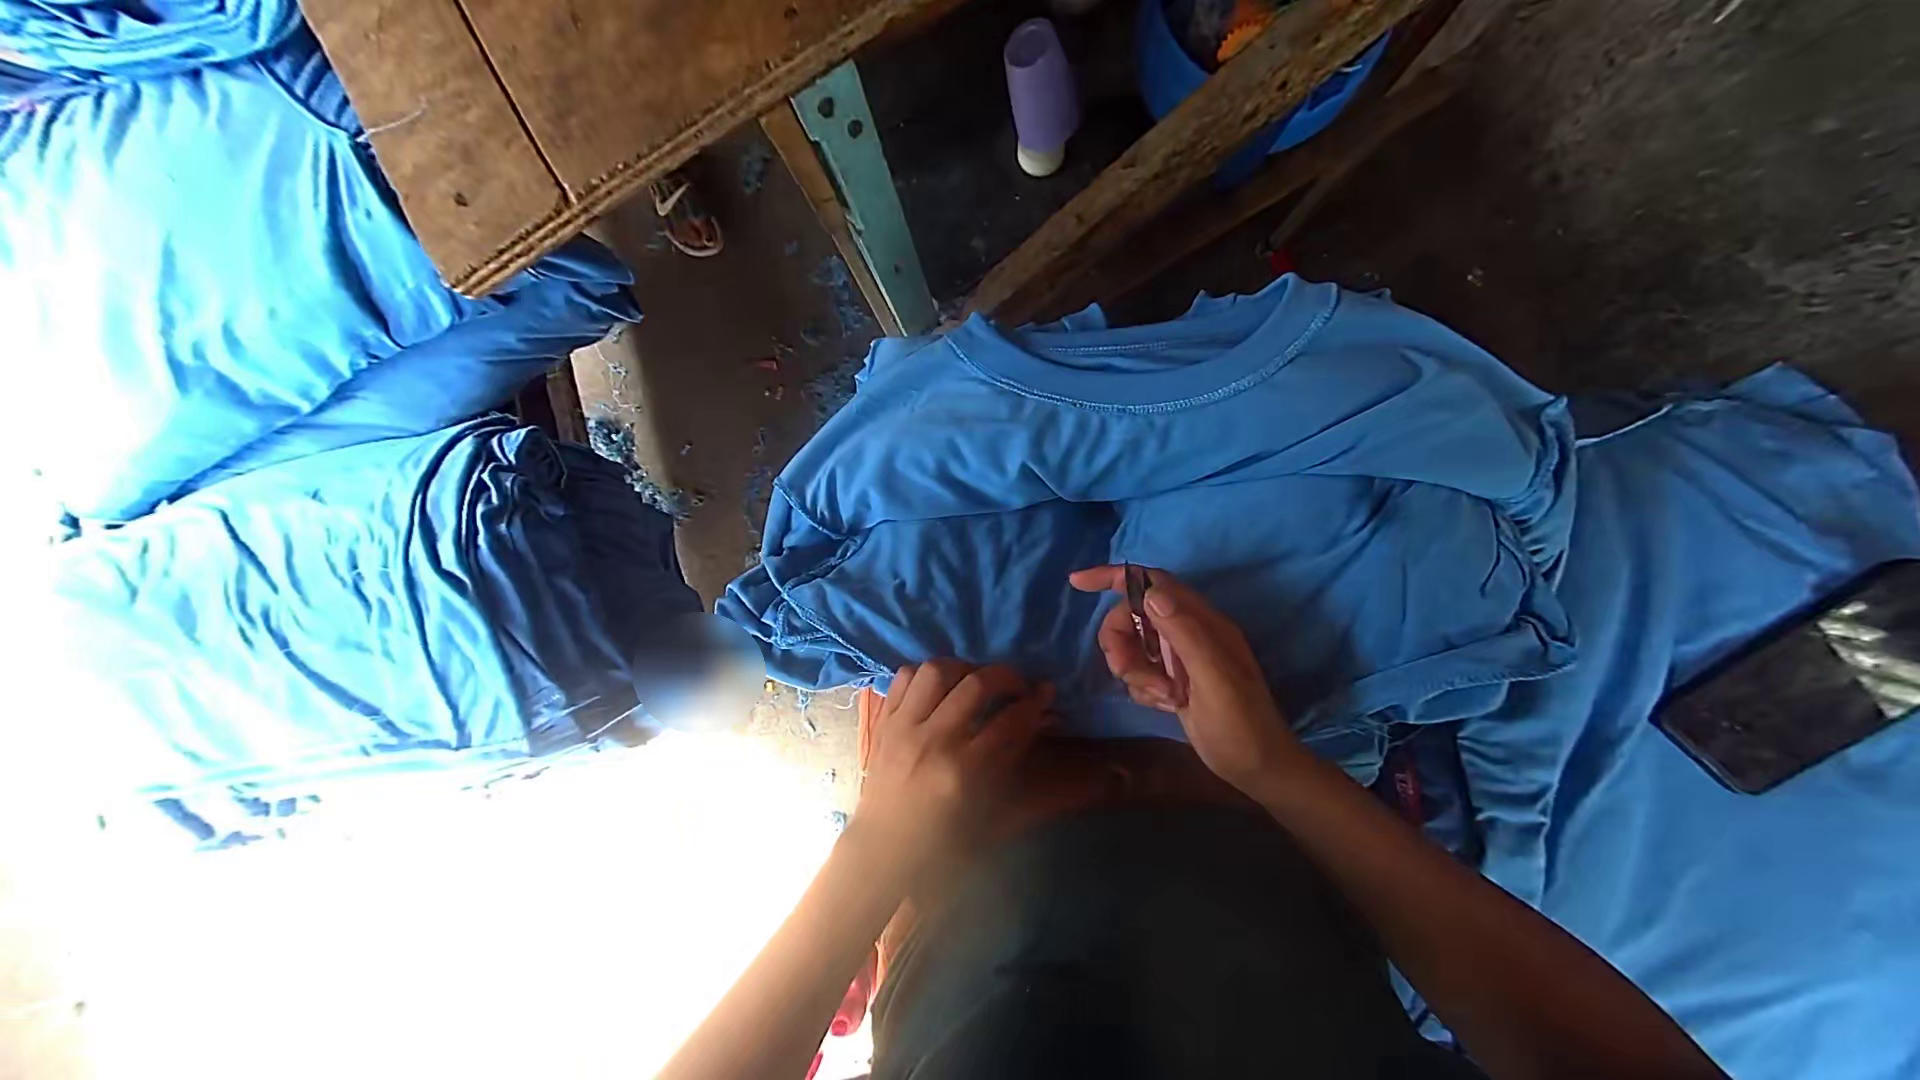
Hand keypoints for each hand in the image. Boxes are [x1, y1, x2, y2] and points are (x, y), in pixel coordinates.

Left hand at [852, 661, 1053, 869]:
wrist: (884, 853)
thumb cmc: (945, 844)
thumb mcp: (994, 813)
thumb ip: (1019, 762)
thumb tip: (1045, 719)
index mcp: (965, 772)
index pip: (1011, 721)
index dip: (1036, 702)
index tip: (1046, 693)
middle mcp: (933, 741)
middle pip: (977, 684)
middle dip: (1007, 677)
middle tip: (1017, 685)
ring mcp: (903, 728)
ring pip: (937, 670)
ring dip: (964, 669)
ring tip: (976, 681)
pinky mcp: (884, 723)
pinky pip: (904, 677)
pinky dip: (926, 675)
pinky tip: (941, 687)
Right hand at [1069, 566, 1305, 794]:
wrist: (1258, 768)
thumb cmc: (1241, 724)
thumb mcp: (1214, 678)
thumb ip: (1185, 632)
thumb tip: (1151, 592)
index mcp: (1201, 621)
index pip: (1151, 582)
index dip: (1113, 577)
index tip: (1077, 583)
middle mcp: (1188, 632)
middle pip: (1131, 616)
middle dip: (1121, 642)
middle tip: (1128, 673)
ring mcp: (1179, 656)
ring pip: (1131, 644)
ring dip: (1133, 670)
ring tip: (1160, 695)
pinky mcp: (1172, 679)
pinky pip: (1138, 670)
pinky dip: (1142, 687)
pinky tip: (1166, 705)